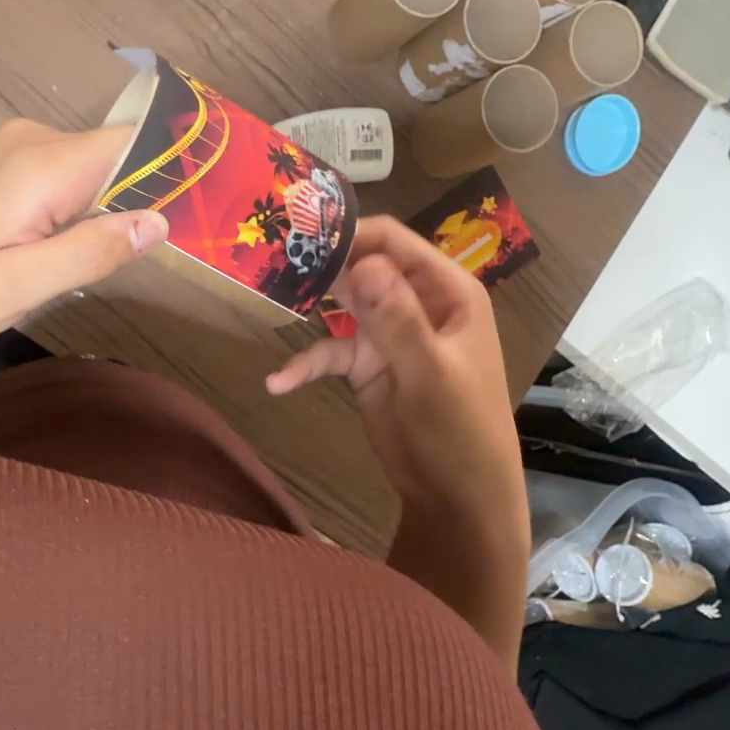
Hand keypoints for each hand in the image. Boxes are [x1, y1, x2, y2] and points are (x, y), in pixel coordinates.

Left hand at [0, 120, 168, 349]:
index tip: (209, 201)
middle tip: (172, 245)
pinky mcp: (5, 164)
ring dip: (113, 203)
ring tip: (121, 251)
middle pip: (116, 154)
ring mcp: (15, 147)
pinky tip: (77, 241)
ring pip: (93, 164)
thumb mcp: (20, 286)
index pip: (132, 146)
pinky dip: (86, 202)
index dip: (174, 170)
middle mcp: (31, 140)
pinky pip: (67, 172)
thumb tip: (160, 221)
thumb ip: (91, 252)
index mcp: (40, 165)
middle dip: (146, 193)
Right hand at [267, 216, 523, 518]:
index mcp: (446, 291)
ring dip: (309, 311)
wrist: (456, 494)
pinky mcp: (365, 366)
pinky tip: (278, 383)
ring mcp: (388, 335)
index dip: (350, 235)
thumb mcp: (430, 372)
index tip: (301, 238)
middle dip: (322, 269)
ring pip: (340, 308)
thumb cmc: (460, 429)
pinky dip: (305, 366)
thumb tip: (360, 263)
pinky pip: (328, 354)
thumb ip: (397, 318)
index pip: (394, 243)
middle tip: (271, 265)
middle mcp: (416, 303)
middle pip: (362, 268)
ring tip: (269, 304)